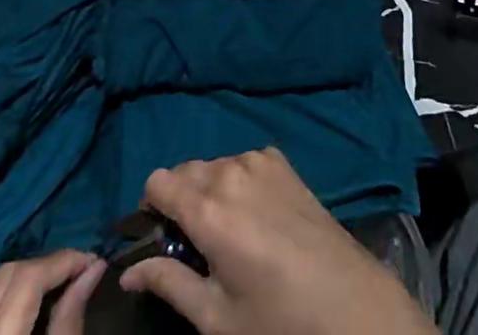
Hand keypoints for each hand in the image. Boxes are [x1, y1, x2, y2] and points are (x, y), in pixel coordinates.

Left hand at [0, 249, 106, 334]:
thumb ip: (70, 320)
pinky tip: (30, 299)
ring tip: (58, 281)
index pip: (27, 280)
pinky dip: (8, 291)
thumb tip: (94, 266)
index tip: (94, 262)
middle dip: (45, 264)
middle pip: (5, 274)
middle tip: (78, 270)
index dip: (64, 262)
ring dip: (27, 274)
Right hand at [121, 148, 437, 334]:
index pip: (158, 181)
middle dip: (179, 200)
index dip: (151, 207)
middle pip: (185, 171)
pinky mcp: (286, 165)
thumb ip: (168, 283)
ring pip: (216, 165)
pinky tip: (256, 213)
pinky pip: (245, 162)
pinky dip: (239, 180)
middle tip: (193, 243)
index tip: (160, 237)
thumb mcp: (216, 314)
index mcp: (209, 207)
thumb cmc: (277, 316)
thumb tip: (128, 272)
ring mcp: (263, 162)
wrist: (349, 300)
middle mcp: (232, 172)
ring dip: (210, 189)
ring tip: (228, 230)